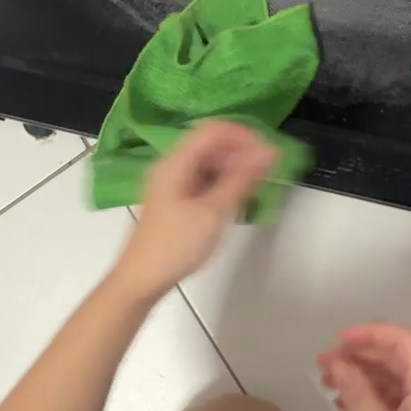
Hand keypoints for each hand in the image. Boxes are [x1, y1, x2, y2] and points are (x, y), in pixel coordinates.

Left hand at [109, 121, 277, 300]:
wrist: (141, 279)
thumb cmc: (176, 246)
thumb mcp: (213, 212)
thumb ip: (242, 179)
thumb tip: (269, 151)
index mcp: (176, 162)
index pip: (214, 130)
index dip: (244, 136)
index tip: (269, 155)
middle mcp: (172, 167)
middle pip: (211, 145)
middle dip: (241, 154)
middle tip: (267, 175)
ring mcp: (172, 184)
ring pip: (208, 164)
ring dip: (234, 171)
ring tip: (256, 189)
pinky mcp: (175, 201)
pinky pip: (203, 181)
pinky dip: (222, 186)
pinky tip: (237, 202)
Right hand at [318, 323, 410, 410]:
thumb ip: (359, 395)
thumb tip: (339, 363)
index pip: (404, 339)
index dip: (370, 332)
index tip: (337, 340)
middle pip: (397, 357)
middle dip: (359, 355)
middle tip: (322, 364)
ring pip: (395, 377)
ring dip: (362, 375)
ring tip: (328, 384)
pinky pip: (398, 398)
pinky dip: (372, 396)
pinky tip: (347, 405)